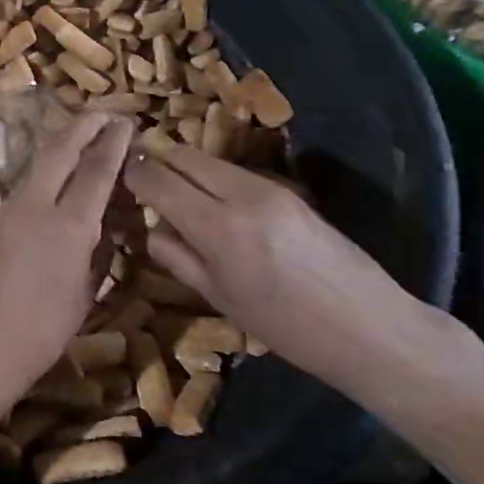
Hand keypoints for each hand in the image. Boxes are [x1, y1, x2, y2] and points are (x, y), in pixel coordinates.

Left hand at [0, 113, 133, 421]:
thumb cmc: (44, 329)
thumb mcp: (86, 291)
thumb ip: (99, 251)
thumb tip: (108, 223)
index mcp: (68, 225)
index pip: (95, 171)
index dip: (113, 143)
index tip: (128, 121)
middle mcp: (36, 206)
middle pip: (60, 151)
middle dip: (84, 125)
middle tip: (107, 111)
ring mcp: (10, 209)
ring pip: (39, 162)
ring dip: (63, 142)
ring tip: (86, 131)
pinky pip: (27, 182)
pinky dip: (48, 166)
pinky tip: (59, 170)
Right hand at [122, 144, 439, 386]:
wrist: (369, 328)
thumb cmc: (283, 326)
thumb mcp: (217, 296)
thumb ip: (176, 256)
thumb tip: (148, 229)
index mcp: (217, 227)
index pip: (158, 180)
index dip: (131, 173)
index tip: (114, 174)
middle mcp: (242, 195)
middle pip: (183, 156)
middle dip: (154, 160)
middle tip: (135, 174)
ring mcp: (270, 188)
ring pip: (209, 160)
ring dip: (182, 167)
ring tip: (168, 188)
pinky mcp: (289, 191)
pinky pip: (235, 173)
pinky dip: (210, 178)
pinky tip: (207, 201)